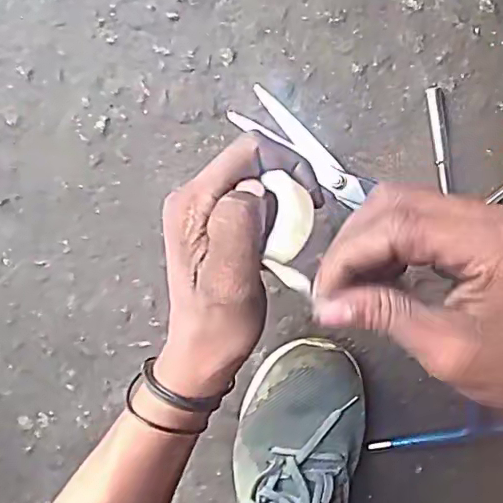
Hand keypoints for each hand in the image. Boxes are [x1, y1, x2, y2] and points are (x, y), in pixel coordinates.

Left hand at [156, 136, 317, 397]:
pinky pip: (256, 204)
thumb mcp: (229, 279)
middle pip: (255, 163)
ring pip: (259, 182)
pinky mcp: (217, 224)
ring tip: (285, 242)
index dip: (288, 165)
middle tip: (299, 225)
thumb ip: (239, 224)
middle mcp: (195, 199)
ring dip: (283, 206)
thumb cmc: (216, 325)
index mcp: (193, 204)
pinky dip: (276, 219)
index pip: (249, 151)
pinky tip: (276, 246)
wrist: (202, 352)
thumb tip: (256, 188)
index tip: (309, 197)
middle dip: (287, 187)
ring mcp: (205, 211)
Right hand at [311, 184, 502, 419]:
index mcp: (490, 242)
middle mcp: (488, 217)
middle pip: (398, 203)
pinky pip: (417, 221)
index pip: (402, 224)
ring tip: (345, 283)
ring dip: (366, 241)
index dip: (352, 252)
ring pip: (402, 206)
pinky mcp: (474, 231)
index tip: (325, 289)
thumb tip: (327, 307)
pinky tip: (370, 275)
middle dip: (354, 243)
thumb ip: (385, 315)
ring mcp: (483, 220)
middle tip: (330, 287)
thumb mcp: (443, 348)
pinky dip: (386, 244)